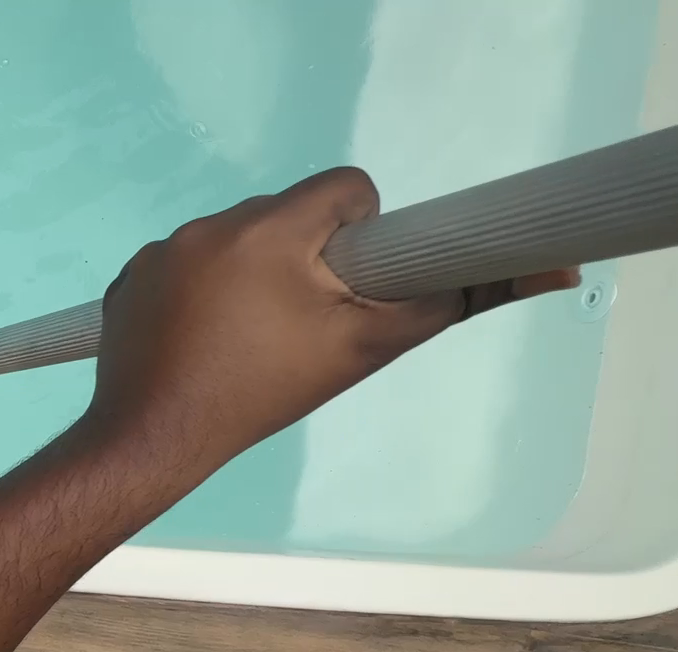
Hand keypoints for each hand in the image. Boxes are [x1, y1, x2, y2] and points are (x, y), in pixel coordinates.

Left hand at [83, 166, 579, 477]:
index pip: (341, 188)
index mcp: (265, 230)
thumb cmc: (258, 393)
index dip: (358, 230)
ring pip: (226, 240)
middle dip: (297, 254)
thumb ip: (451, 299)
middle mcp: (203, 229)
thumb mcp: (362, 348)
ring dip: (243, 270)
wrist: (153, 436)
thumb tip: (553, 268)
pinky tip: (193, 335)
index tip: (342, 280)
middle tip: (288, 318)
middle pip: (279, 215)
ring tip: (237, 333)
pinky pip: (178, 266)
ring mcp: (154, 255)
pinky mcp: (124, 282)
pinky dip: (193, 288)